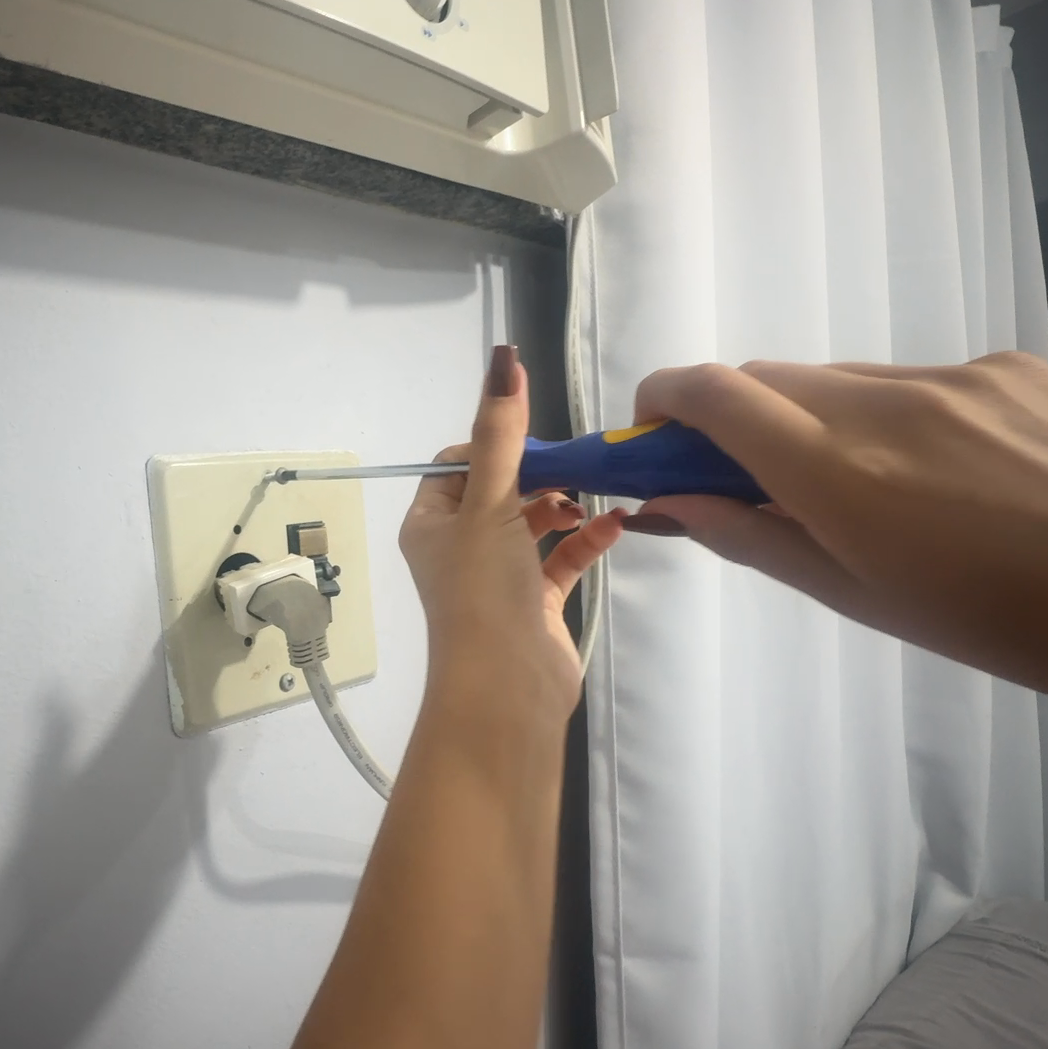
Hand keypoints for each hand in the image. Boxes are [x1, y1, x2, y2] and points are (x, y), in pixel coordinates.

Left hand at [398, 346, 626, 725]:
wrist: (507, 688)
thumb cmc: (485, 590)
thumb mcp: (490, 504)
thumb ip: (501, 435)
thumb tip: (503, 360)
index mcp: (431, 522)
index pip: (457, 463)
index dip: (494, 444)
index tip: (534, 440)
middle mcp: (458, 546)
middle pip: (499, 490)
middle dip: (538, 472)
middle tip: (577, 462)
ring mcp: (497, 576)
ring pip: (532, 523)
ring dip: (564, 503)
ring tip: (596, 490)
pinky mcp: (533, 601)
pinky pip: (560, 559)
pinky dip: (584, 539)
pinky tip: (615, 522)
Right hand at [633, 351, 1047, 747]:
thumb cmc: (1002, 625)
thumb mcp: (852, 594)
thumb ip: (745, 536)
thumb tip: (663, 505)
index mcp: (837, 469)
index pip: (710, 392)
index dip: (659, 400)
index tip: (648, 435)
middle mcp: (883, 401)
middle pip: (759, 377)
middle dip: (723, 419)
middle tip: (735, 479)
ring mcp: (951, 373)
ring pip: (827, 379)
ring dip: (799, 420)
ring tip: (849, 487)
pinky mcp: (1006, 365)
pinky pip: (899, 380)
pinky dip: (872, 416)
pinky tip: (929, 472)